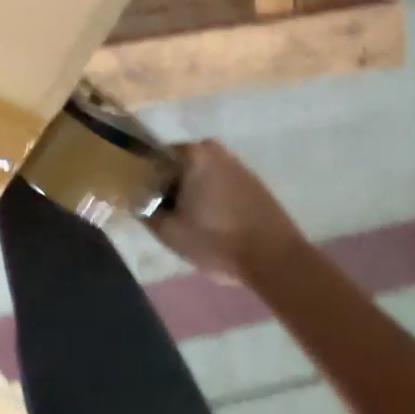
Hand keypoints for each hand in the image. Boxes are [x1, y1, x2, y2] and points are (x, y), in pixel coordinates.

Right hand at [145, 141, 305, 283]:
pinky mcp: (256, 184)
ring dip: (193, 190)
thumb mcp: (169, 232)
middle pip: (179, 163)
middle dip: (170, 182)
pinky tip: (214, 222)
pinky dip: (214, 197)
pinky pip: (223, 184)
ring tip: (190, 218)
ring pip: (202, 173)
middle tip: (165, 209)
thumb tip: (136, 201)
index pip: (155, 154)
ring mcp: (239, 166)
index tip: (143, 195)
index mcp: (192, 154)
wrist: (278, 262)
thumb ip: (145, 212)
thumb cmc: (218, 240)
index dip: (145, 175)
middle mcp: (216, 151)